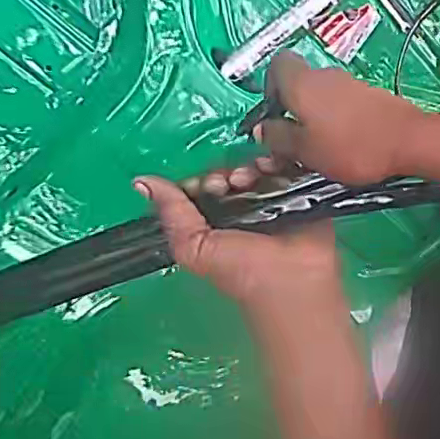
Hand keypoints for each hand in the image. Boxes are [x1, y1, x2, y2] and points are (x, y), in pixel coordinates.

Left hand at [134, 175, 341, 307]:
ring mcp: (271, 199)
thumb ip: (171, 214)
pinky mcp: (299, 192)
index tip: (207, 186)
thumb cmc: (240, 269)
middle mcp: (242, 207)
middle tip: (230, 184)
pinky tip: (271, 168)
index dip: (201, 180)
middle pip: (229, 174)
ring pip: (256, 168)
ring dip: (250, 167)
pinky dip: (278, 161)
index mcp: (214, 220)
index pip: (203, 187)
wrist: (289, 277)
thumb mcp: (193, 247)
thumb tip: (141, 181)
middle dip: (225, 173)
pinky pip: (286, 167)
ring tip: (251, 179)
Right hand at [254, 50, 432, 184]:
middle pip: (300, 85)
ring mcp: (352, 84)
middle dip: (294, 111)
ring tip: (323, 149)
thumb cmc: (354, 146)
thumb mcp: (306, 151)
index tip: (273, 114)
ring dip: (319, 119)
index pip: (276, 65)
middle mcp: (326, 76)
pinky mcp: (373, 97)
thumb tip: (262, 130)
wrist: (409, 141)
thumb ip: (279, 138)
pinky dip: (341, 122)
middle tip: (295, 141)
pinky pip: (346, 106)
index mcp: (302, 83)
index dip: (269, 88)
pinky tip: (348, 145)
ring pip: (324, 97)